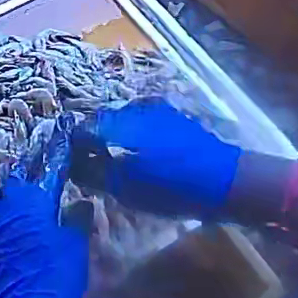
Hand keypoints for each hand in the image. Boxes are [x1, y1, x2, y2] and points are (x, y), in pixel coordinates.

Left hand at [0, 123, 87, 297]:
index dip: (57, 150)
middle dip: (28, 165)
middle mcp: (8, 207)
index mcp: (35, 201)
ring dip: (4, 192)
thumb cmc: (60, 275)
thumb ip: (75, 219)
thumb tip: (80, 204)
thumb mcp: (76, 244)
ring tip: (13, 188)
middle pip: (17, 178)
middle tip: (38, 155)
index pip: (50, 168)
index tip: (63, 130)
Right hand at [71, 99, 240, 219]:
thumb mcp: (123, 189)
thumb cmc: (170, 189)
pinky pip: (137, 121)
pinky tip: (140, 153)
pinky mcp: (167, 113)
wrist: (224, 180)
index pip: (78, 132)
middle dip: (92, 141)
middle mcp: (127, 110)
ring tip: (118, 159)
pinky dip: (131, 134)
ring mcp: (149, 108)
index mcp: (112, 128)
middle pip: (97, 123)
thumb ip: (93, 174)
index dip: (72, 149)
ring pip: (117, 120)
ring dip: (112, 137)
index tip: (73, 165)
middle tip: (95, 164)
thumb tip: (72, 165)